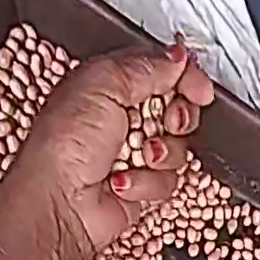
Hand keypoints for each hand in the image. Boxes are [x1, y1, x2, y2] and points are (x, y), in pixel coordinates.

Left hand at [0, 42, 215, 259]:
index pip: (161, 74)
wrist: (61, 201)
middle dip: (178, 117)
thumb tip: (176, 59)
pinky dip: (148, 183)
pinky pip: (167, 183)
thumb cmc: (66, 144)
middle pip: (177, 111)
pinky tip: (122, 182)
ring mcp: (134, 157)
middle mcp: (124, 121)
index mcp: (112, 86)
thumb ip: (145, 67)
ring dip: (163, 154)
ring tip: (140, 156)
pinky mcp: (141, 188)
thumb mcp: (104, 84)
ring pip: (177, 150)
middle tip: (169, 121)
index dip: (184, 79)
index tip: (198, 88)